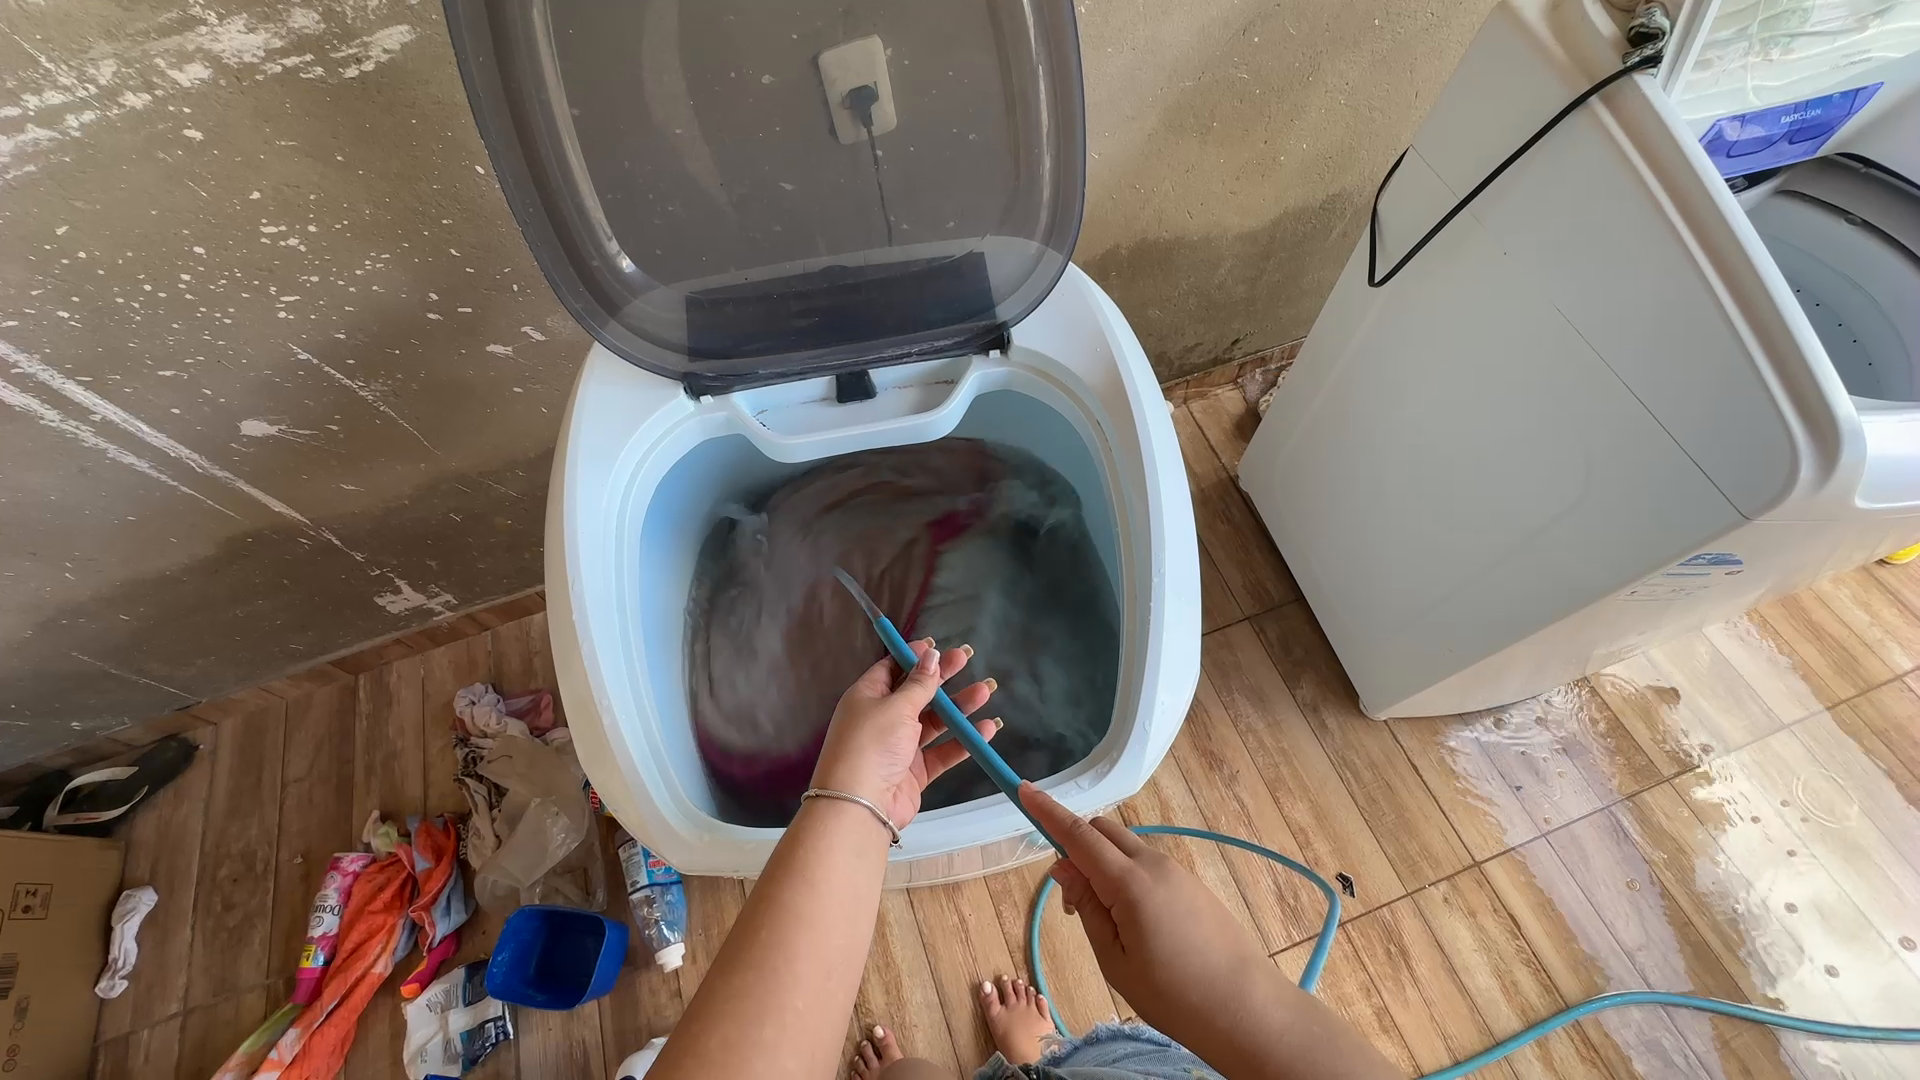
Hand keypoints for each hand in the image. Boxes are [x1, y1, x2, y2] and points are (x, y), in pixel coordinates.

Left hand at [811, 639, 998, 830]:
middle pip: (917, 692)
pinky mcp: (915, 772)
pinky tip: (987, 728)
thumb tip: (931, 654)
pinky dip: (963, 741)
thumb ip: (919, 684)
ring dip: (959, 706)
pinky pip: (942, 751)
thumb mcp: (896, 707)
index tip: (937, 646)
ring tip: (986, 690)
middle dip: (943, 677)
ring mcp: (899, 746)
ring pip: (934, 721)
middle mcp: (882, 718)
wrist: (860, 806)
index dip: (914, 657)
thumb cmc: (872, 745)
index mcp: (868, 697)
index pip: (892, 669)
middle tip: (967, 658)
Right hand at [1019, 784, 1306, 1074]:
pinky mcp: (1190, 883)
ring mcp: (1176, 870)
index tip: (1023, 789)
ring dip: (1100, 863)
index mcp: (1130, 882)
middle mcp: (1153, 863)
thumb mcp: (1115, 960)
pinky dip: (1123, 873)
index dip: (1047, 811)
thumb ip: (1087, 907)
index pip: (1078, 834)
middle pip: (1101, 830)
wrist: (1249, 1011)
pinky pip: (1144, 862)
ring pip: (1123, 846)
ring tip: (1103, 921)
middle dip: (1075, 845)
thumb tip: (1064, 866)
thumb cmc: (1174, 996)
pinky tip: (1132, 922)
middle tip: (1072, 899)